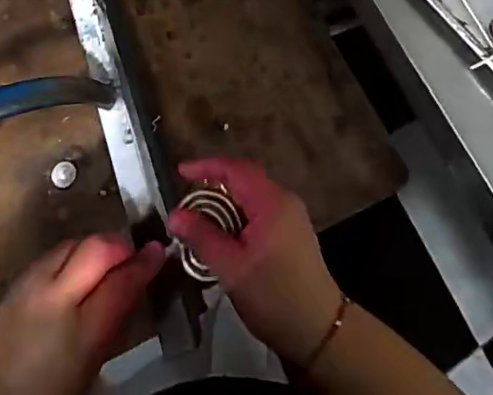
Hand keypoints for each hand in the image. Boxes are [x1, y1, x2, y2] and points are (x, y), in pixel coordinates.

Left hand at [0, 233, 164, 394]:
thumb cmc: (46, 390)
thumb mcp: (91, 364)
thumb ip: (115, 320)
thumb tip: (137, 285)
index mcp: (79, 332)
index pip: (122, 281)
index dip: (145, 262)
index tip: (160, 251)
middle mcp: (54, 300)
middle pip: (97, 248)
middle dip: (120, 245)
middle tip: (134, 254)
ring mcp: (30, 286)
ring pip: (74, 245)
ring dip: (95, 249)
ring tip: (105, 263)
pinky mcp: (15, 283)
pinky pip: (53, 255)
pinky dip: (71, 257)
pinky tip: (75, 272)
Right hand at [167, 158, 344, 364]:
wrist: (317, 327)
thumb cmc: (274, 296)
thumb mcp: (232, 269)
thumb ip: (203, 238)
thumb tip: (174, 214)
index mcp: (272, 201)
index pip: (237, 169)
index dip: (206, 166)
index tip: (179, 171)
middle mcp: (284, 200)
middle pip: (245, 180)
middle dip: (213, 187)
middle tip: (184, 202)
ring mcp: (291, 215)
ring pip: (251, 197)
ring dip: (225, 205)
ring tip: (197, 220)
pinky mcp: (291, 231)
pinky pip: (259, 212)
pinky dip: (237, 217)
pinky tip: (222, 236)